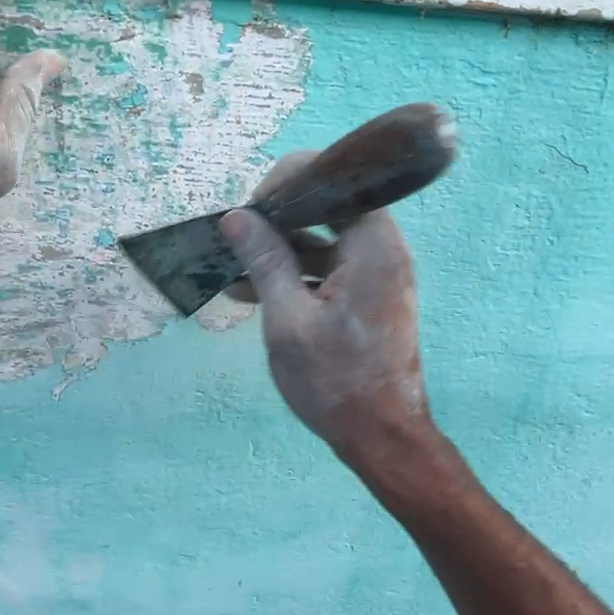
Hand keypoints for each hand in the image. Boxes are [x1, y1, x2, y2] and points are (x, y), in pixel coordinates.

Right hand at [222, 152, 433, 456]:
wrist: (380, 435)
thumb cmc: (334, 380)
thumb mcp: (288, 320)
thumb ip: (264, 260)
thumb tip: (236, 217)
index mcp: (372, 243)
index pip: (328, 179)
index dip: (281, 187)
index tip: (246, 217)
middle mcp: (383, 249)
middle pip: (325, 209)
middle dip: (275, 221)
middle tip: (234, 241)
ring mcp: (378, 275)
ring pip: (322, 242)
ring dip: (278, 252)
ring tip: (230, 269)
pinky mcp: (369, 299)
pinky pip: (328, 271)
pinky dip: (294, 277)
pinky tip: (249, 293)